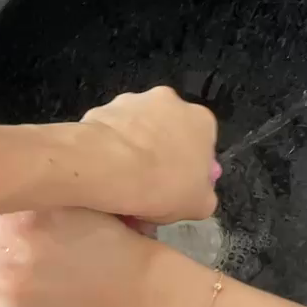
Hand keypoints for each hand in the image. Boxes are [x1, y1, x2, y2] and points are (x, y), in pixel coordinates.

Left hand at [72, 86, 219, 223]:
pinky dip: (108, 147)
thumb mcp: (200, 205)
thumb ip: (203, 192)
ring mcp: (133, 101)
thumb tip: (195, 191)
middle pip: (168, 131)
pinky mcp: (103, 107)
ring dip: (133, 149)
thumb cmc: (163, 185)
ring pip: (137, 129)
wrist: (109, 166)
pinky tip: (103, 172)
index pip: (201, 145)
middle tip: (149, 185)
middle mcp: (170, 101)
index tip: (176, 187)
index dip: (189, 168)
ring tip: (121, 182)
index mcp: (201, 121)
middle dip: (160, 154)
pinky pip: (110, 131)